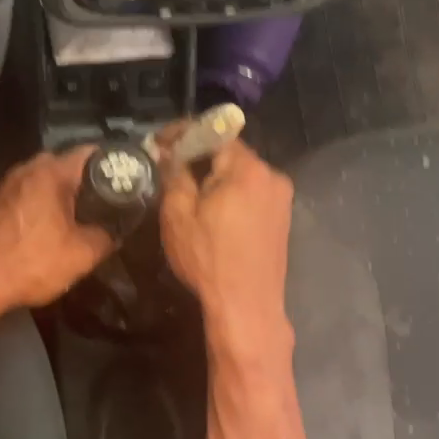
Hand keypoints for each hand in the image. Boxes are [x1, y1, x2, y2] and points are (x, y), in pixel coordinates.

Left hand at [0, 147, 116, 307]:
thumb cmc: (33, 261)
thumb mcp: (82, 254)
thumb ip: (107, 236)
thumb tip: (117, 229)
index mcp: (50, 171)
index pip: (91, 152)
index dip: (114, 164)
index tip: (130, 179)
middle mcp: (28, 167)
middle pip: (68, 164)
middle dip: (90, 180)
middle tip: (112, 200)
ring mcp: (10, 181)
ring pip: (48, 177)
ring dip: (66, 192)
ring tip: (88, 213)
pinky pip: (31, 190)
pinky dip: (46, 200)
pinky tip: (57, 222)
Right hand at [158, 137, 295, 358]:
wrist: (246, 306)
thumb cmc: (208, 258)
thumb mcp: (178, 214)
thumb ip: (174, 174)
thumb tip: (167, 152)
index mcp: (247, 170)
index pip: (214, 133)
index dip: (183, 132)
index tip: (158, 142)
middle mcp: (271, 177)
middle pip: (228, 152)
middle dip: (196, 154)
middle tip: (166, 165)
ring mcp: (280, 198)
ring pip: (239, 172)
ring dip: (212, 174)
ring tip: (184, 188)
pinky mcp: (281, 217)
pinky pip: (249, 191)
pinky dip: (227, 191)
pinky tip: (208, 208)